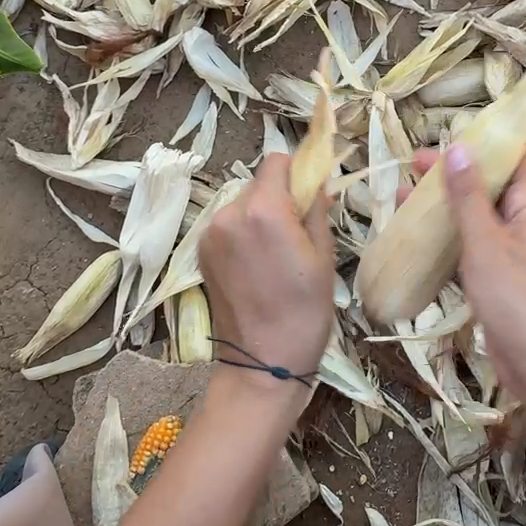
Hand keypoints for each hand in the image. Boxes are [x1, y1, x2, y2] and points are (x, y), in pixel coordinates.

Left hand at [199, 152, 335, 388]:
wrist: (263, 364)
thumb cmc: (304, 310)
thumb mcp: (323, 254)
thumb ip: (316, 207)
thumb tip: (315, 180)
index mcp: (262, 210)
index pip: (277, 162)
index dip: (296, 173)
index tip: (309, 198)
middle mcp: (229, 214)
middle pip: (258, 183)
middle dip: (279, 197)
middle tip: (296, 234)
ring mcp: (210, 234)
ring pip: (242, 204)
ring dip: (260, 216)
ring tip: (275, 255)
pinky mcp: (201, 253)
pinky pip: (228, 226)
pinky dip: (243, 233)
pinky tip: (256, 265)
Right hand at [425, 143, 525, 405]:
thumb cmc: (519, 300)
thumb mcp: (486, 242)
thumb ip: (469, 196)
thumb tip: (457, 147)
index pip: (517, 157)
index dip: (489, 141)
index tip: (451, 134)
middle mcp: (521, 223)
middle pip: (488, 185)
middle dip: (453, 173)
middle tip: (413, 166)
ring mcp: (510, 254)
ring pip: (474, 218)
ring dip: (443, 207)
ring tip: (403, 198)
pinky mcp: (496, 281)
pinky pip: (467, 249)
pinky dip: (444, 241)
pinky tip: (416, 242)